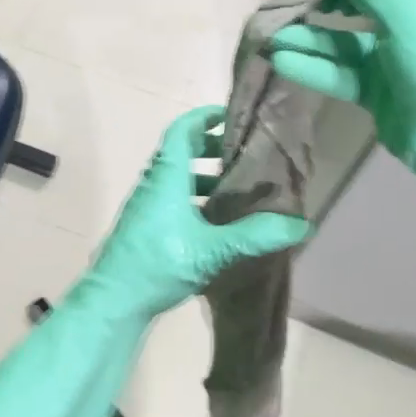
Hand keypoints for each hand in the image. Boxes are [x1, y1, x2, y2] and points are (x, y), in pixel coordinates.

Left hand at [84, 105, 312, 318]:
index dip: (204, 118)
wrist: (114, 300)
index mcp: (167, 177)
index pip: (182, 131)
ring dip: (204, 177)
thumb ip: (255, 236)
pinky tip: (216, 223)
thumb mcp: (212, 250)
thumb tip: (301, 224)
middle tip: (244, 155)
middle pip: (181, 152)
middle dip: (211, 148)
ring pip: (177, 179)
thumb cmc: (159, 264)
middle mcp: (154, 185)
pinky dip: (195, 200)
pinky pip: (173, 200)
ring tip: (237, 190)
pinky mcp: (146, 228)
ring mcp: (147, 207)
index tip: (231, 116)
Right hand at [269, 0, 415, 192]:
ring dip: (310, 37)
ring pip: (344, 42)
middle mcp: (412, 23)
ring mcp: (393, 60)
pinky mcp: (376, 93)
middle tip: (287, 0)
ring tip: (271, 34)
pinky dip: (314, 68)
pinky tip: (282, 61)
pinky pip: (341, 74)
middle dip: (324, 0)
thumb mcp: (408, 15)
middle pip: (361, 2)